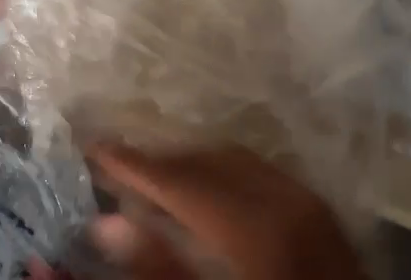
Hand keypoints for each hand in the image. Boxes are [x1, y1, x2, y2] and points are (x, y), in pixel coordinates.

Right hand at [72, 144, 363, 279]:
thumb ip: (160, 267)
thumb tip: (106, 221)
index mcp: (255, 224)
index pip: (176, 179)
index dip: (129, 161)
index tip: (90, 144)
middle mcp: (282, 196)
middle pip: (202, 162)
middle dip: (156, 161)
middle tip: (114, 163)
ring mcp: (306, 200)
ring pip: (230, 159)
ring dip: (187, 164)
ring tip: (152, 178)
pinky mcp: (320, 211)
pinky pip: (258, 171)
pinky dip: (222, 173)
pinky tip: (205, 192)